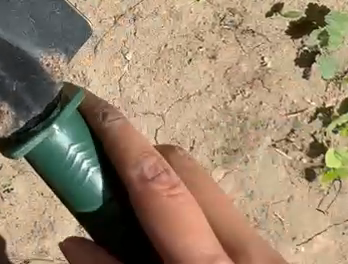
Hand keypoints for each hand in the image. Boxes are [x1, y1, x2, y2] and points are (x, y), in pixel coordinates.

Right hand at [67, 94, 285, 263]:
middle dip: (138, 152)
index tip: (78, 99)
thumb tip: (73, 242)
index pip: (157, 183)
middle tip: (100, 167)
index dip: (115, 134)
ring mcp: (274, 259)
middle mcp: (250, 255)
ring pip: (209, 193)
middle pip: (184, 167)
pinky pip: (227, 222)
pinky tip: (179, 248)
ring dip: (166, 189)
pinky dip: (194, 219)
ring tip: (140, 218)